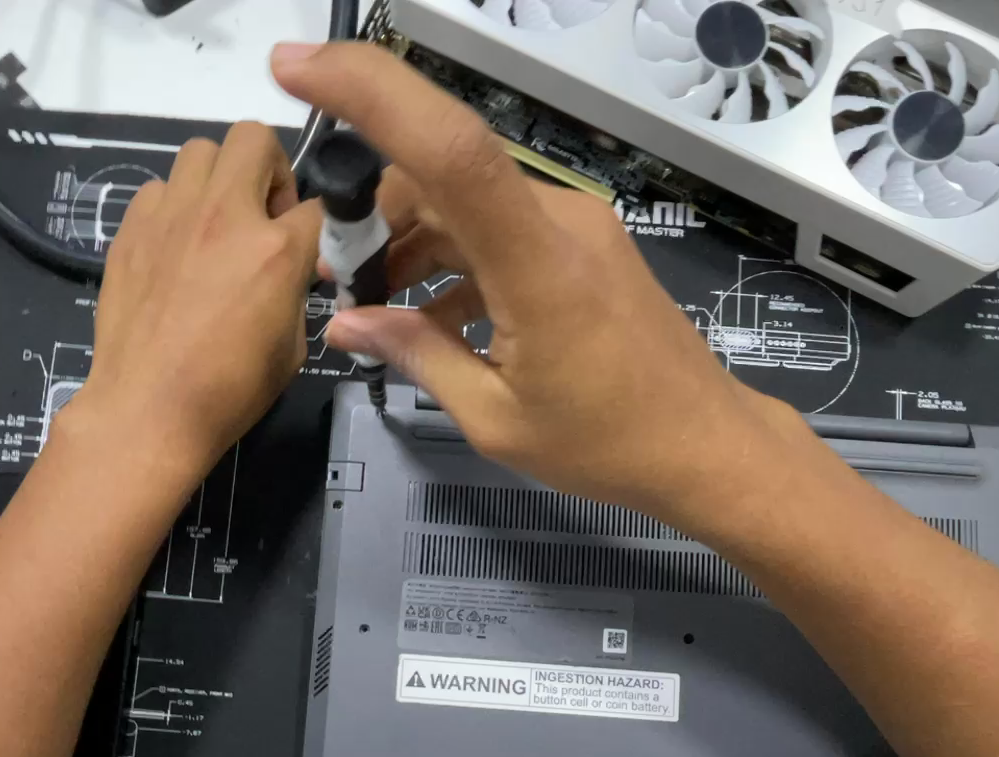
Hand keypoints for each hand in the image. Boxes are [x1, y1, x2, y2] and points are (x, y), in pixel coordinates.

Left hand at [67, 122, 323, 473]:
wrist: (151, 408)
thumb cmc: (231, 391)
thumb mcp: (292, 349)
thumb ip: (296, 294)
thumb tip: (291, 272)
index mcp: (276, 251)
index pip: (318, 206)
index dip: (321, 227)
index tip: (311, 251)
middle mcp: (225, 215)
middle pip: (254, 137)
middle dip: (271, 170)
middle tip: (265, 218)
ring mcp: (171, 216)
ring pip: (200, 151)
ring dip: (220, 180)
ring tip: (217, 227)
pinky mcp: (131, 228)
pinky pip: (160, 189)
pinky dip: (176, 208)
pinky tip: (176, 249)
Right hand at [271, 43, 815, 528]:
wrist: (703, 446)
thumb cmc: (606, 444)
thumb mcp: (495, 417)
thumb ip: (418, 357)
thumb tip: (348, 323)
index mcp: (537, 263)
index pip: (449, 145)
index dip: (368, 92)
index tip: (295, 67)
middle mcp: (559, 221)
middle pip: (442, 172)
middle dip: (375, 211)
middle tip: (340, 277)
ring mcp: (576, 227)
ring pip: (468, 201)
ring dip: (414, 238)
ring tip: (378, 303)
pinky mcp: (583, 246)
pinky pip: (501, 230)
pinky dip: (457, 257)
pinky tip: (435, 314)